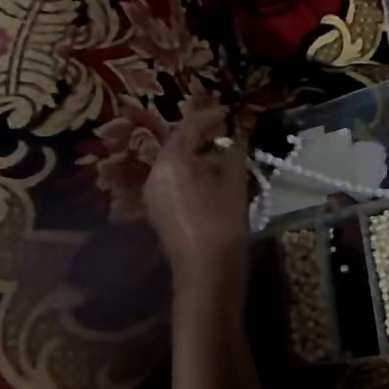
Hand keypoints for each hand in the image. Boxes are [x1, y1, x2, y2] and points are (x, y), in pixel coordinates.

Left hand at [143, 106, 249, 290]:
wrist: (206, 274)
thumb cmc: (222, 225)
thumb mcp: (234, 185)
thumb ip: (233, 156)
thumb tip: (234, 142)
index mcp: (170, 164)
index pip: (187, 130)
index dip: (208, 118)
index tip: (227, 113)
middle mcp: (155, 177)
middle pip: (177, 148)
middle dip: (202, 139)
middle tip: (227, 133)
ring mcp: (154, 198)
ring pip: (176, 168)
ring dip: (199, 160)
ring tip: (226, 159)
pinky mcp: (160, 215)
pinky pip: (175, 186)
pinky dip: (192, 178)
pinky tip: (214, 183)